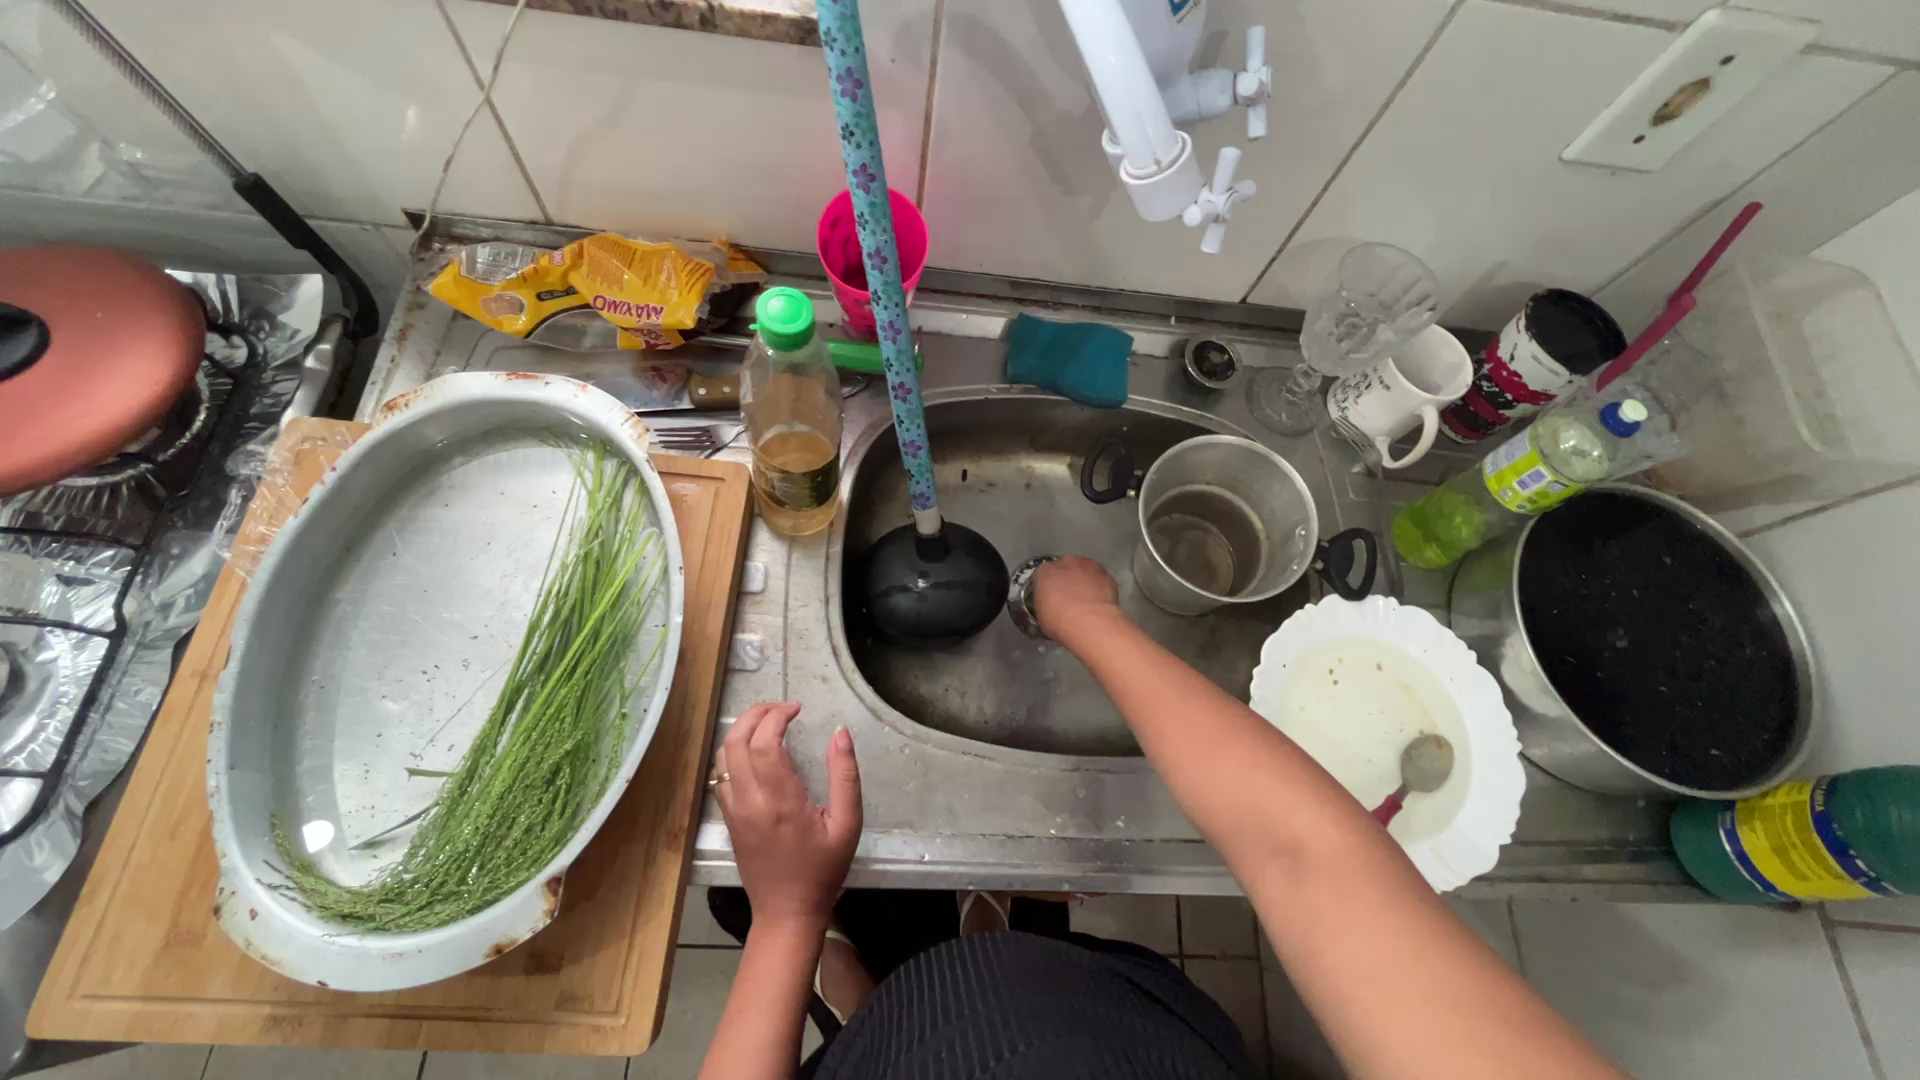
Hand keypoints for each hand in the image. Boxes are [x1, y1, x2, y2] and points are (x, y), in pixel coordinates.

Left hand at [712, 702, 861, 929]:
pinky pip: (720, 774)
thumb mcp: (848, 823)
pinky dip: (732, 751)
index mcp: (780, 801)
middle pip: (736, 741)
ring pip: (722, 755)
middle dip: (756, 714)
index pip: (765, 742)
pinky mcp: (728, 818)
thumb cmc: (823, 869)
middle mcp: (749, 801)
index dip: (777, 716)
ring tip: (768, 722)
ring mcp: (733, 810)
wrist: (787, 912)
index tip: (797, 709)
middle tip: (782, 708)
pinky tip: (753, 750)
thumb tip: (840, 733)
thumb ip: (845, 775)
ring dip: (741, 730)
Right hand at [1032, 556, 1120, 640]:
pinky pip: (1100, 579)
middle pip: (1065, 568)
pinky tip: (1099, 602)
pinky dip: (1099, 587)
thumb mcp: (1041, 616)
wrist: (1090, 622)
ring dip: (1084, 581)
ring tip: (1087, 600)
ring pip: (1084, 571)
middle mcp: (1066, 562)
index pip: (1043, 576)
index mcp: (1045, 571)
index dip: (1047, 588)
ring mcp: (1088, 566)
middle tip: (1069, 598)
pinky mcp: (1107, 574)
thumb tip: (1050, 605)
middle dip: (1066, 580)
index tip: (1050, 599)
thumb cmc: (1059, 621)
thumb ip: (1044, 603)